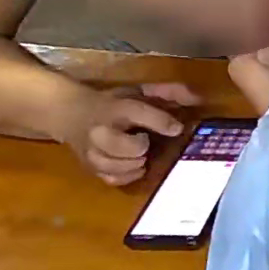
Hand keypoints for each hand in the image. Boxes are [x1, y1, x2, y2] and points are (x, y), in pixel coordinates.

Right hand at [53, 83, 199, 185]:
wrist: (69, 113)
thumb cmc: (114, 102)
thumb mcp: (139, 90)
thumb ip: (169, 92)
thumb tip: (198, 98)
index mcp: (117, 108)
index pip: (139, 114)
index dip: (162, 123)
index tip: (177, 128)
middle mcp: (101, 131)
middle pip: (123, 147)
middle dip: (139, 147)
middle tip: (145, 142)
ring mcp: (92, 151)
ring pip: (114, 166)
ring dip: (134, 163)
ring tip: (141, 155)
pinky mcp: (88, 166)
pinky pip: (109, 179)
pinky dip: (126, 176)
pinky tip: (136, 167)